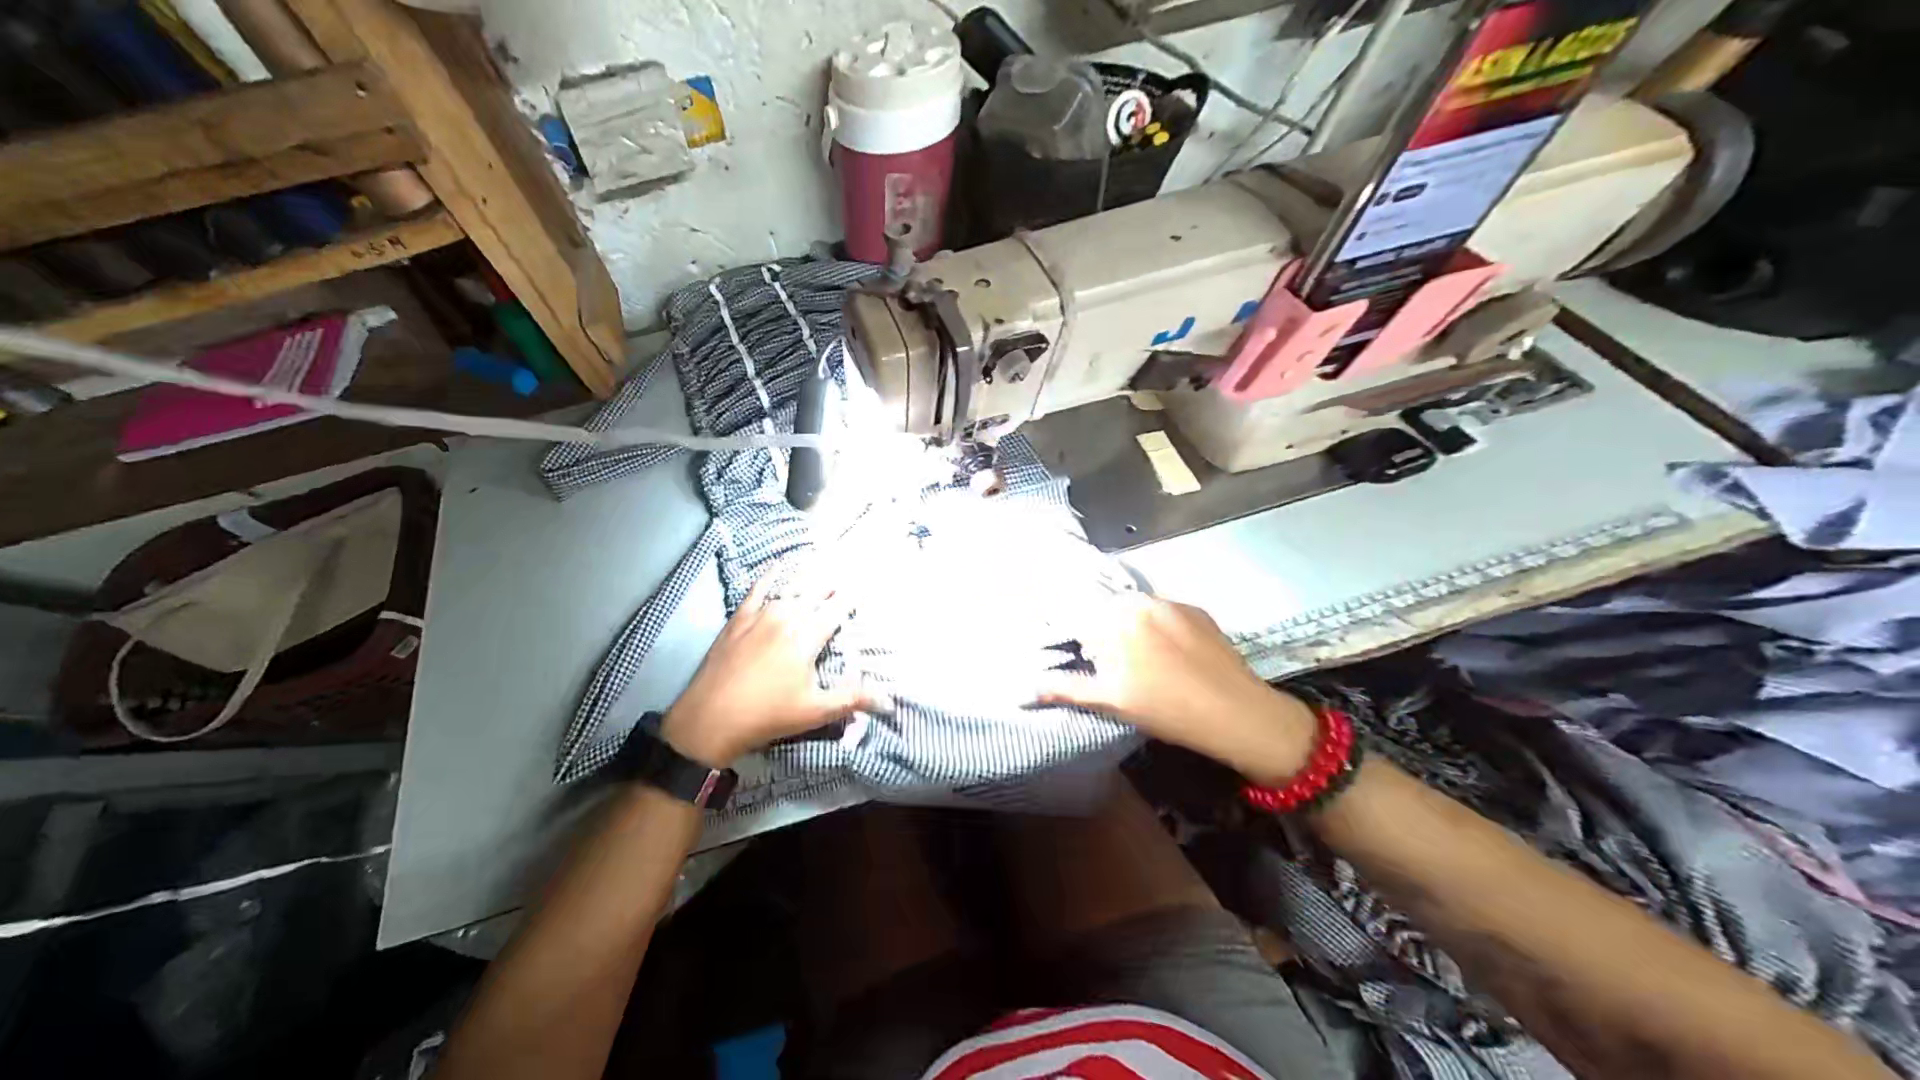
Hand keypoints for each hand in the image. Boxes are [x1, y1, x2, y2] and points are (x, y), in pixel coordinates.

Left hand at [660, 573, 870, 767]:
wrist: (710, 718)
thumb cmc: (768, 715)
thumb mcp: (815, 711)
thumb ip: (853, 699)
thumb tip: (889, 700)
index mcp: (808, 637)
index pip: (838, 608)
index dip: (855, 594)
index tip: (869, 580)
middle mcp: (786, 617)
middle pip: (816, 591)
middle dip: (835, 579)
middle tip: (851, 564)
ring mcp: (760, 615)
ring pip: (790, 586)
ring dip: (810, 573)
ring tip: (824, 559)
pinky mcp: (738, 618)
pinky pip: (758, 589)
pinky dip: (770, 575)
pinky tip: (778, 565)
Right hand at [1035, 594, 1317, 783]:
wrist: (1240, 715)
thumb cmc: (1168, 710)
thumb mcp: (1113, 702)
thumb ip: (1067, 689)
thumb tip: (1027, 689)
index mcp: (1118, 619)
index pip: (1081, 613)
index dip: (1077, 635)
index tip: (1085, 657)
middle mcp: (1144, 601)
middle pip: (1109, 608)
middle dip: (1105, 631)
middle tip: (1116, 667)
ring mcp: (1174, 604)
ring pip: (1138, 609)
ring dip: (1132, 628)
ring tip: (1146, 665)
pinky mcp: (1199, 611)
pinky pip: (1166, 613)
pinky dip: (1160, 629)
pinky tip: (1171, 659)